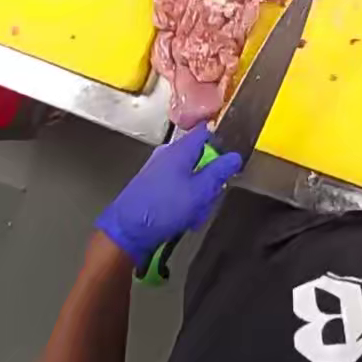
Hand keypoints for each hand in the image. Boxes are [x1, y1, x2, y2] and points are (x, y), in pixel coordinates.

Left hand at [94, 124, 242, 264]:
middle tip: (211, 196)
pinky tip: (183, 218)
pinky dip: (184, 201)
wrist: (126, 230)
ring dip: (197, 194)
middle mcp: (167, 155)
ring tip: (195, 214)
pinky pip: (176, 188)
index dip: (221, 140)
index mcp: (179, 149)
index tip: (232, 155)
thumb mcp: (200, 191)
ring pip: (189, 176)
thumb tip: (235, 156)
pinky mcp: (151, 186)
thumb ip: (219, 172)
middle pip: (199, 157)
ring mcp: (157, 170)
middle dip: (209, 178)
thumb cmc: (164, 207)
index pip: (205, 132)